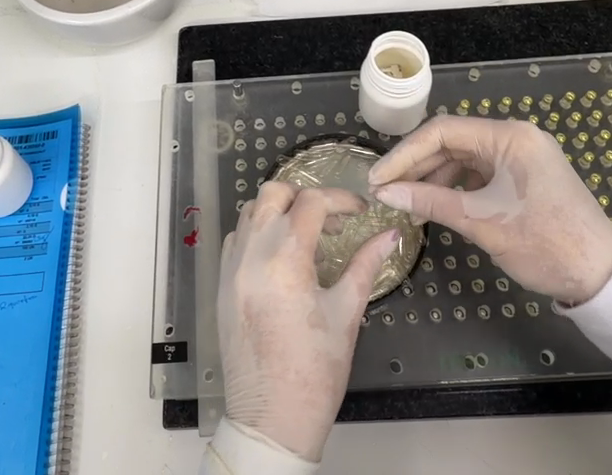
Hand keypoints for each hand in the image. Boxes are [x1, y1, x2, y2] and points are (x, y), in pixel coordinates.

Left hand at [218, 182, 398, 461]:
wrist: (272, 419)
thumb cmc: (316, 371)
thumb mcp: (347, 313)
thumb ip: (366, 265)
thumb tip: (390, 235)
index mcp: (286, 258)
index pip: (312, 202)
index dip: (340, 200)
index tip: (360, 213)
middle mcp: (252, 253)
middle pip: (273, 193)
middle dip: (304, 197)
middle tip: (330, 221)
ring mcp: (231, 267)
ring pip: (250, 211)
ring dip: (278, 211)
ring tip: (307, 237)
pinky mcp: (221, 283)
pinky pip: (235, 238)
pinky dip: (256, 232)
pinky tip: (279, 256)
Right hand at [368, 116, 611, 305]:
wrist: (602, 278)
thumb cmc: (545, 245)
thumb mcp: (483, 223)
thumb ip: (431, 202)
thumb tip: (384, 193)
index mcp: (509, 137)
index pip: (442, 131)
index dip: (405, 154)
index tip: (378, 178)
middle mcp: (514, 137)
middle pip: (451, 142)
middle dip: (416, 167)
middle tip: (385, 192)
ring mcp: (520, 156)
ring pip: (462, 158)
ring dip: (433, 179)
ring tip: (408, 206)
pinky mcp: (523, 175)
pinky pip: (478, 173)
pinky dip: (455, 188)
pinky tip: (435, 207)